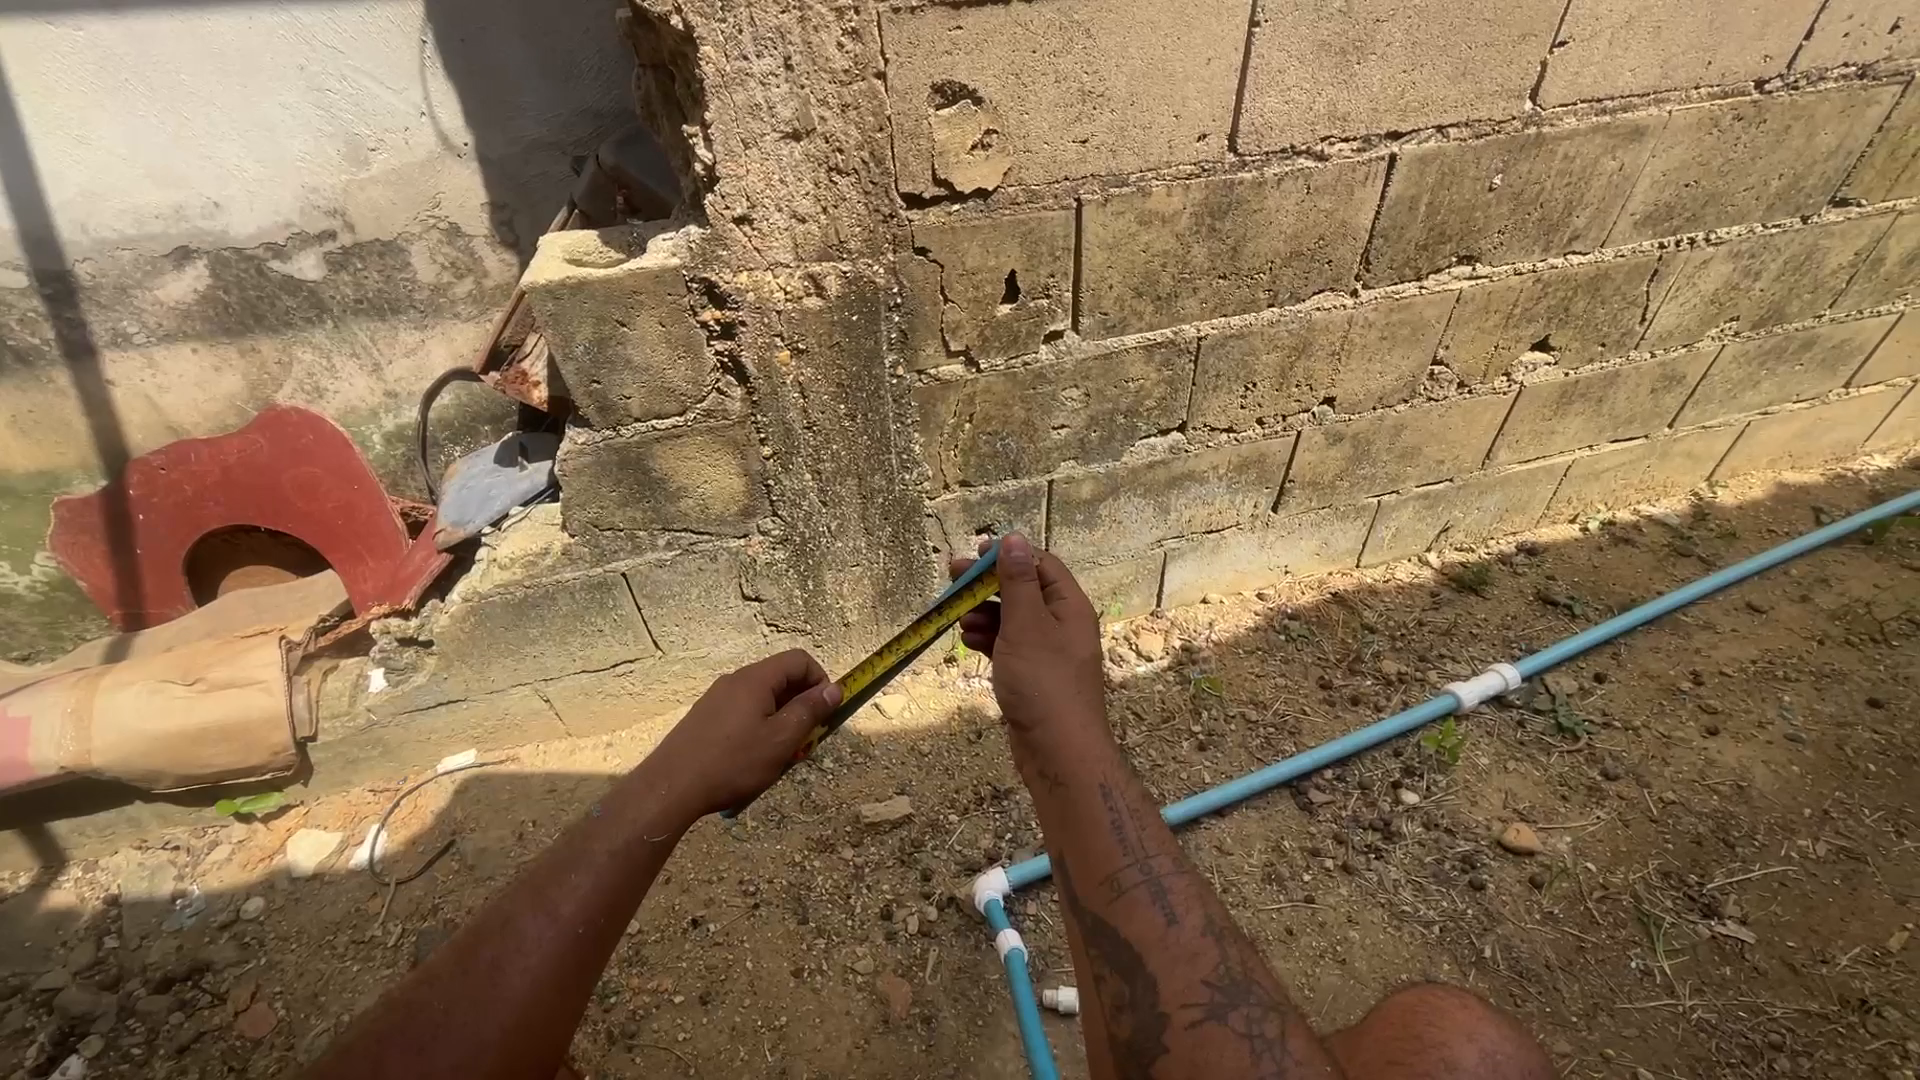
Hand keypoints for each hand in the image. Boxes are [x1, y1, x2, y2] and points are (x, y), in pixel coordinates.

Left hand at [645, 649, 842, 819]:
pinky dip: (760, 729)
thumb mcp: (781, 739)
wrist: (669, 789)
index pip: (800, 660)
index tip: (825, 714)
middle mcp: (736, 680)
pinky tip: (754, 760)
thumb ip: (810, 710)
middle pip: (782, 679)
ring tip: (781, 757)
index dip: (820, 681)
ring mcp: (717, 699)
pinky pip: (744, 713)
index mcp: (756, 679)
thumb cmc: (733, 763)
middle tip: (805, 742)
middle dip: (801, 707)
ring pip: (764, 699)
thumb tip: (834, 689)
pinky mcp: (706, 718)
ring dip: (782, 722)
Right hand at [950, 533, 1110, 775]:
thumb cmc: (1043, 681)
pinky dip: (988, 640)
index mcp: (1070, 606)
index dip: (1009, 555)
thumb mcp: (1026, 624)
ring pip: (1012, 619)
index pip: (1041, 565)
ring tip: (960, 619)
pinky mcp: (1031, 676)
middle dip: (988, 585)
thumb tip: (1014, 538)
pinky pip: (1008, 646)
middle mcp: (1062, 624)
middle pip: (1023, 590)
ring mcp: (1047, 652)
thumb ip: (1017, 581)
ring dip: (984, 613)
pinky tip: (968, 641)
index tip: (976, 552)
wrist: (1057, 752)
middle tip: (952, 577)